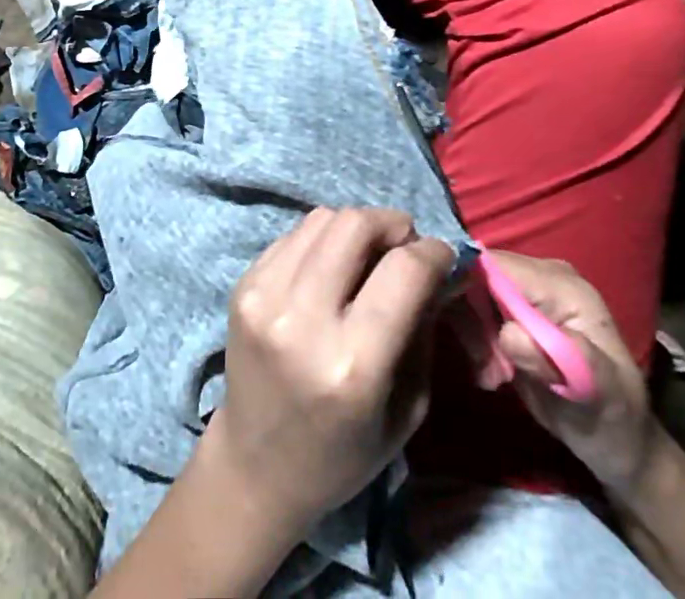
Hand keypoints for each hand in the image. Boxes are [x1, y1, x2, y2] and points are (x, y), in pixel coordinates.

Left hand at [206, 207, 455, 532]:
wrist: (255, 465)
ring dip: (356, 228)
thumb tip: (440, 264)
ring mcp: (263, 298)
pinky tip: (329, 271)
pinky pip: (294, 235)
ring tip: (366, 258)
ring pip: (323, 218)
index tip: (442, 258)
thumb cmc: (343, 452)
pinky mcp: (242, 287)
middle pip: (355, 224)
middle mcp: (301, 321)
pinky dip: (322, 241)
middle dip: (393, 225)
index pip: (404, 270)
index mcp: (353, 365)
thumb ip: (424, 326)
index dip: (434, 252)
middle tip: (403, 249)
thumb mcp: (408, 406)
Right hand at [480, 251, 661, 493]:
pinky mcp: (514, 308)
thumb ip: (562, 358)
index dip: (469, 291)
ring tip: (493, 376)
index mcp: (564, 287)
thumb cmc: (612, 415)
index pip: (496, 265)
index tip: (473, 342)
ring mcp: (527, 291)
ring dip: (472, 337)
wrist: (616, 436)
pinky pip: (474, 309)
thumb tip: (509, 333)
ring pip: (470, 293)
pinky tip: (491, 372)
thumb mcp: (598, 393)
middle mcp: (542, 277)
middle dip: (471, 322)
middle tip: (489, 370)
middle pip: (477, 275)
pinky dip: (474, 341)